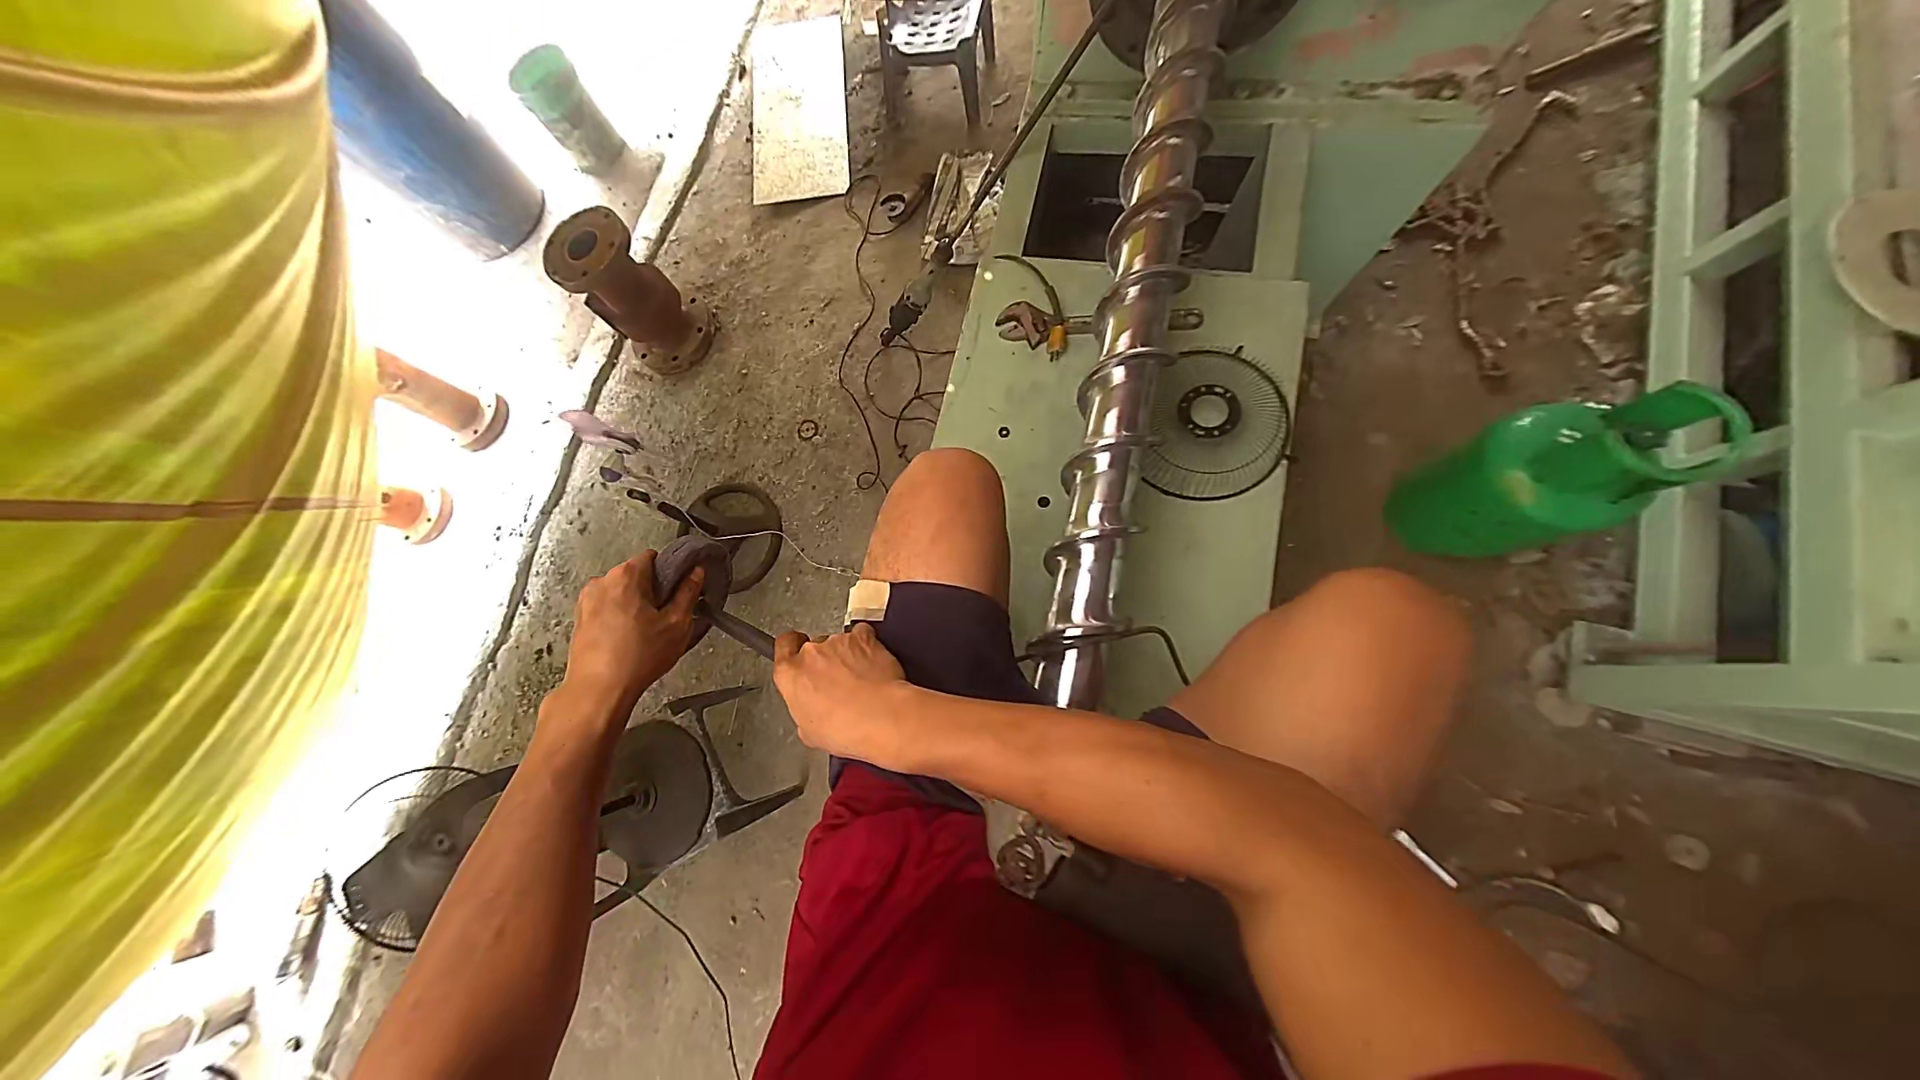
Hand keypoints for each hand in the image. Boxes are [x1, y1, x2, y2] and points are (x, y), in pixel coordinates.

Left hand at [561, 551, 703, 713]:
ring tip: (649, 632)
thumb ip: (689, 592)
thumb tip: (695, 574)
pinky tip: (632, 640)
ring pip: (622, 593)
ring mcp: (587, 602)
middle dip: (654, 591)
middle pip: (637, 575)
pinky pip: (608, 609)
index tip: (681, 590)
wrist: (599, 690)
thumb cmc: (636, 658)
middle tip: (668, 616)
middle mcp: (602, 583)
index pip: (655, 557)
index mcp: (626, 576)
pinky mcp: (581, 620)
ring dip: (637, 605)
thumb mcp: (677, 623)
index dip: (672, 572)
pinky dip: (621, 618)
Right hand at [772, 623, 912, 766]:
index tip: (798, 652)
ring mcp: (837, 642)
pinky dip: (867, 647)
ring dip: (847, 657)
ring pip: (839, 643)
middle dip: (825, 661)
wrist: (878, 716)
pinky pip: (862, 635)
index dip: (792, 647)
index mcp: (790, 675)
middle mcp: (811, 653)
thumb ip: (804, 710)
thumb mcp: (809, 732)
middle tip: (839, 683)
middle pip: (814, 648)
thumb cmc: (845, 727)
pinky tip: (873, 665)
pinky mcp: (863, 638)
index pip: (784, 645)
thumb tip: (813, 712)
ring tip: (861, 681)